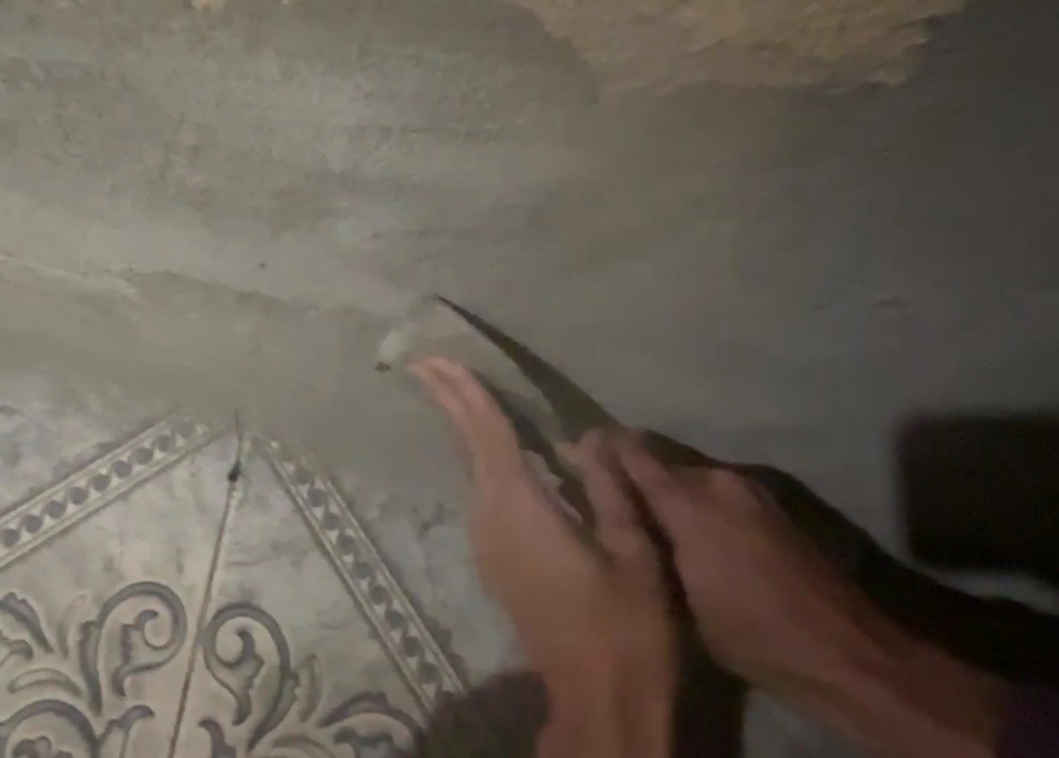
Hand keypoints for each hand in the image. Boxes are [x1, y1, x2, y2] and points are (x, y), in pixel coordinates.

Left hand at [413, 359, 675, 755]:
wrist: (598, 700)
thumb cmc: (625, 628)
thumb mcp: (633, 553)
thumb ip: (607, 489)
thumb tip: (586, 438)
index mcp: (519, 505)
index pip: (486, 432)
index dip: (463, 391)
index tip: (434, 357)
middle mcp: (489, 515)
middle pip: (467, 444)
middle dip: (447, 398)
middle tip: (425, 360)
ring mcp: (485, 541)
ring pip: (472, 468)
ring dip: (463, 427)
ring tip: (455, 388)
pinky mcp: (493, 559)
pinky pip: (484, 492)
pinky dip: (481, 458)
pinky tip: (493, 448)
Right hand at [612, 431, 1005, 756]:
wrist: (849, 655)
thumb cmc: (752, 632)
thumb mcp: (678, 598)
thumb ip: (642, 543)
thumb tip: (607, 513)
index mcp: (688, 500)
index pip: (629, 450)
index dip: (598, 445)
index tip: (568, 448)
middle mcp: (717, 481)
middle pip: (656, 461)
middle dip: (627, 472)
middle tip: (601, 495)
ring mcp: (749, 491)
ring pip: (686, 477)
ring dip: (662, 490)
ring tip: (640, 518)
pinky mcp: (771, 508)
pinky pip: (714, 492)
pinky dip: (692, 503)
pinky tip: (683, 533)